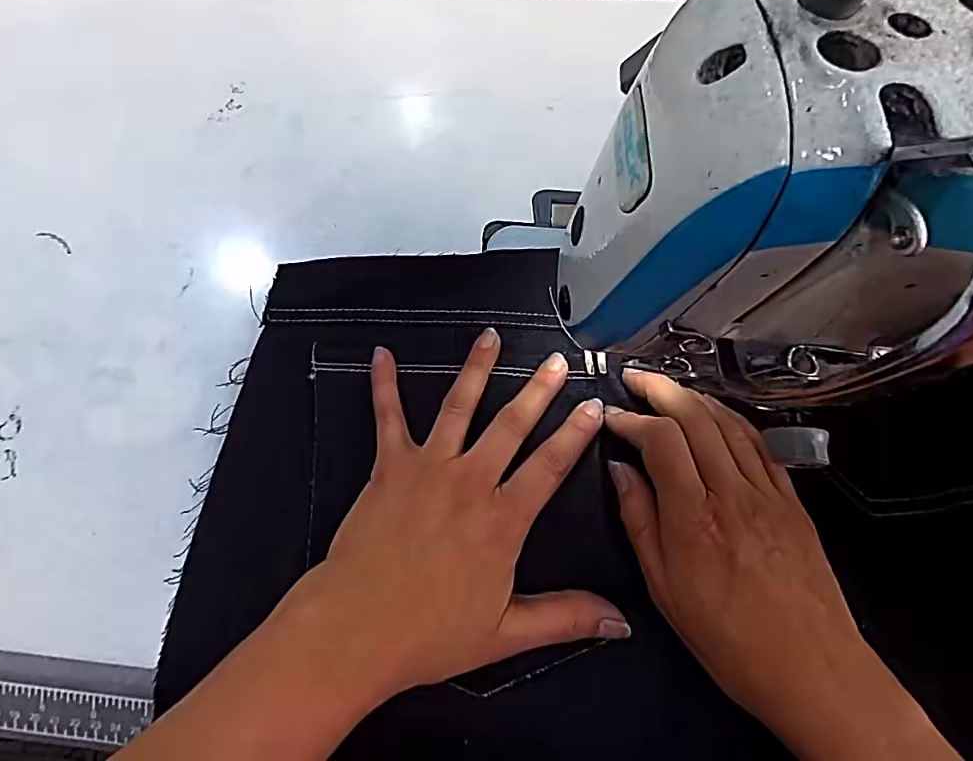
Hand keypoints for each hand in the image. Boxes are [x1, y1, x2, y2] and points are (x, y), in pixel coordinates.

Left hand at [121, 329, 621, 760]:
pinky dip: (385, 384)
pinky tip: (382, 355)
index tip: (594, 404)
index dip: (576, 433)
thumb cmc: (428, 634)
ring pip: (459, 406)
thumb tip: (620, 621)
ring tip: (491, 337)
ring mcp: (429, 467)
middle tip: (557, 360)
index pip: (551, 465)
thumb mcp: (505, 633)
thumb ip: (564, 617)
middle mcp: (470, 481)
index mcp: (502, 519)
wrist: (353, 632)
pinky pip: (388, 417)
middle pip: (511, 424)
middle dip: (538, 389)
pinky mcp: (390, 466)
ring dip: (477, 368)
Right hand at [604, 371, 959, 760]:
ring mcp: (766, 491)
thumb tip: (621, 473)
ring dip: (695, 396)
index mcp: (694, 518)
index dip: (632, 418)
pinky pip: (759, 442)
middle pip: (694, 416)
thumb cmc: (734, 642)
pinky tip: (719, 415)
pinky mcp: (790, 497)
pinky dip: (732, 418)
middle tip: (637, 379)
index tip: (614, 415)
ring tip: (672, 388)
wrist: (813, 669)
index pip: (660, 440)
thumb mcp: (666, 591)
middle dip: (660, 388)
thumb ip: (640, 522)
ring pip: (727, 421)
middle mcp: (731, 494)